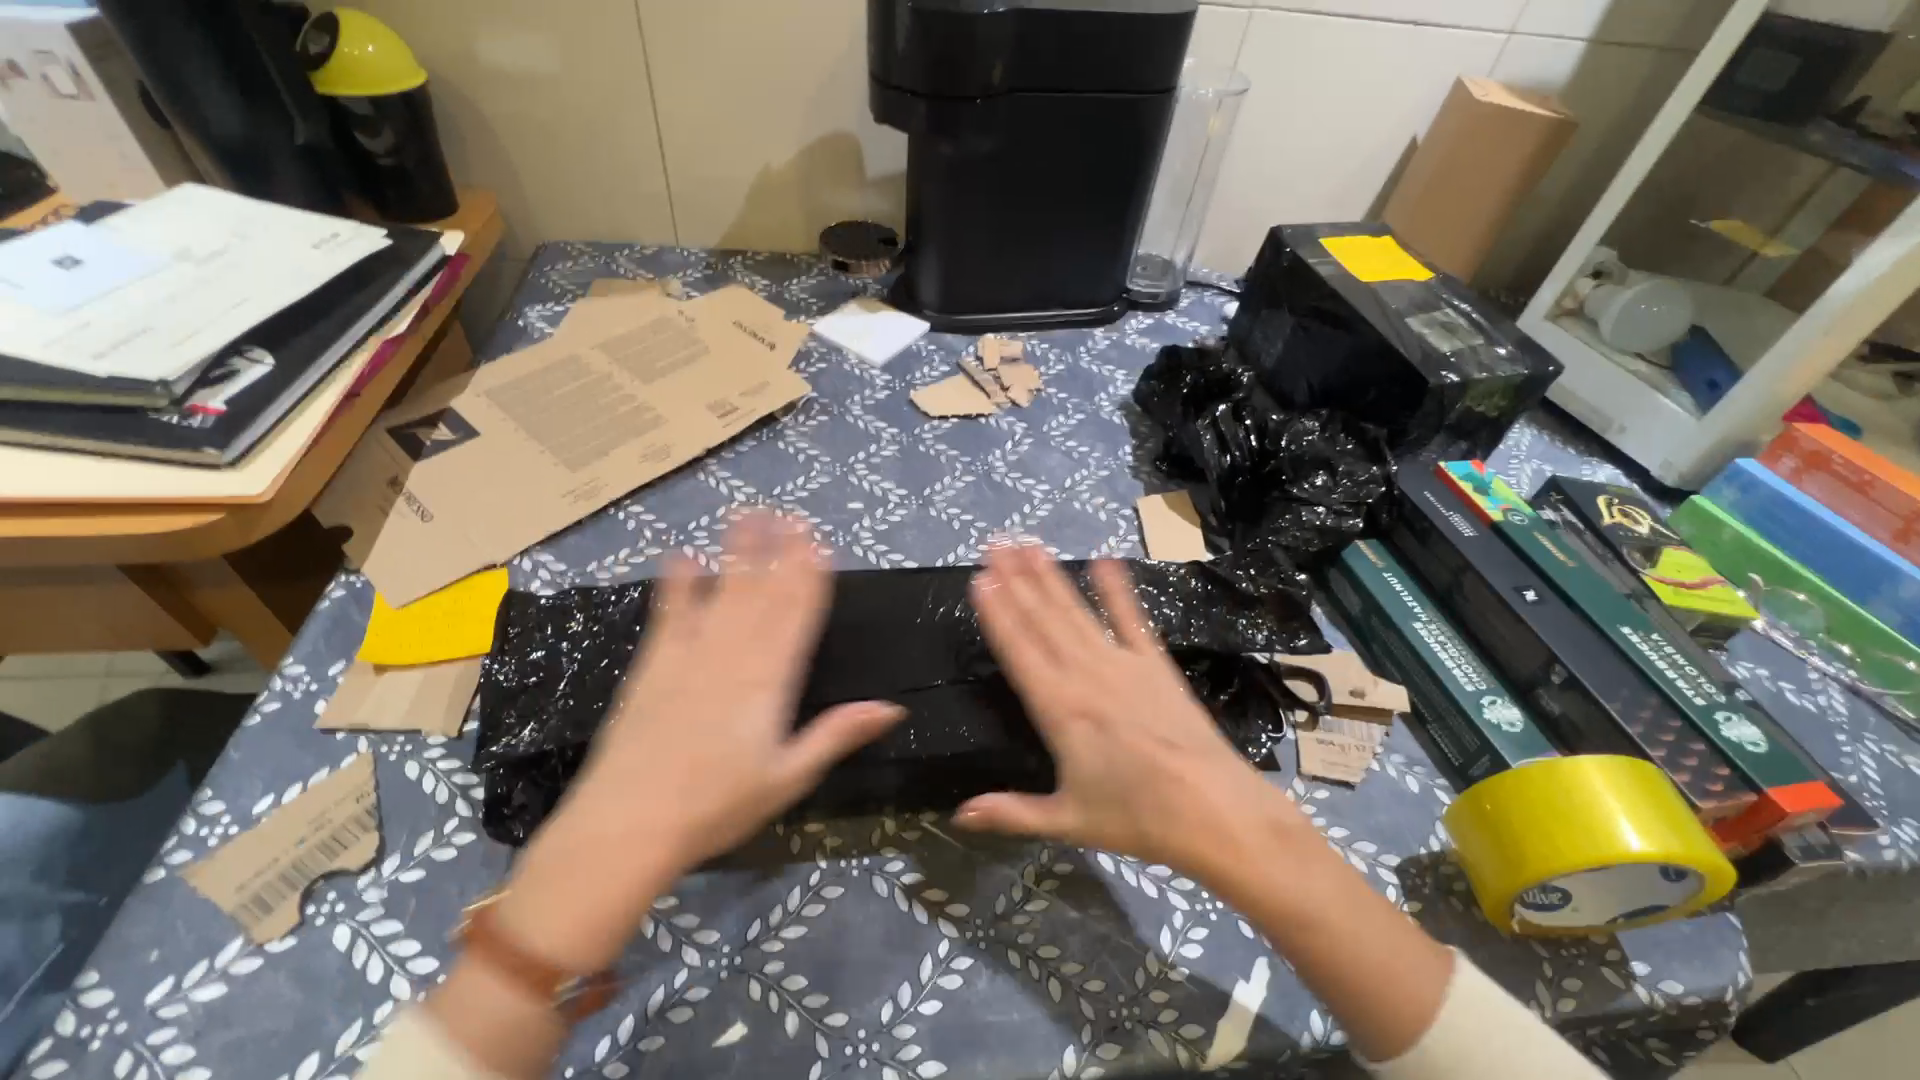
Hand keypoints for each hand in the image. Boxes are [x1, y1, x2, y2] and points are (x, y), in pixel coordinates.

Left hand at [499, 511, 903, 970]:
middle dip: (779, 551)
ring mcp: (688, 654)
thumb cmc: (718, 806)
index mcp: (771, 680)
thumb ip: (837, 734)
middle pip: (762, 592)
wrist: (629, 823)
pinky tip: (682, 556)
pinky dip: (677, 583)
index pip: (797, 615)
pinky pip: (668, 613)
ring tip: (748, 516)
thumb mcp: (788, 777)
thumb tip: (893, 707)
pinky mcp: (651, 664)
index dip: (810, 575)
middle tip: (790, 514)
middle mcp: (733, 655)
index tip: (819, 540)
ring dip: (737, 552)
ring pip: (722, 591)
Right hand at [954, 542, 1308, 881]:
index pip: (1019, 650)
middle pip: (1045, 621)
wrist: (1214, 810)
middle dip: (1018, 580)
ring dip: (1053, 578)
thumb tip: (958, 815)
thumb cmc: (1137, 817)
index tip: (980, 578)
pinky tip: (1104, 560)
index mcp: (1060, 710)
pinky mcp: (1156, 666)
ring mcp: (1124, 665)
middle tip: (995, 544)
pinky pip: (1133, 620)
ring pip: (1079, 613)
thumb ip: (1011, 812)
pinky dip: (1118, 590)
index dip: (998, 613)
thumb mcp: (1068, 820)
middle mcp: (1087, 676)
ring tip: (1031, 545)